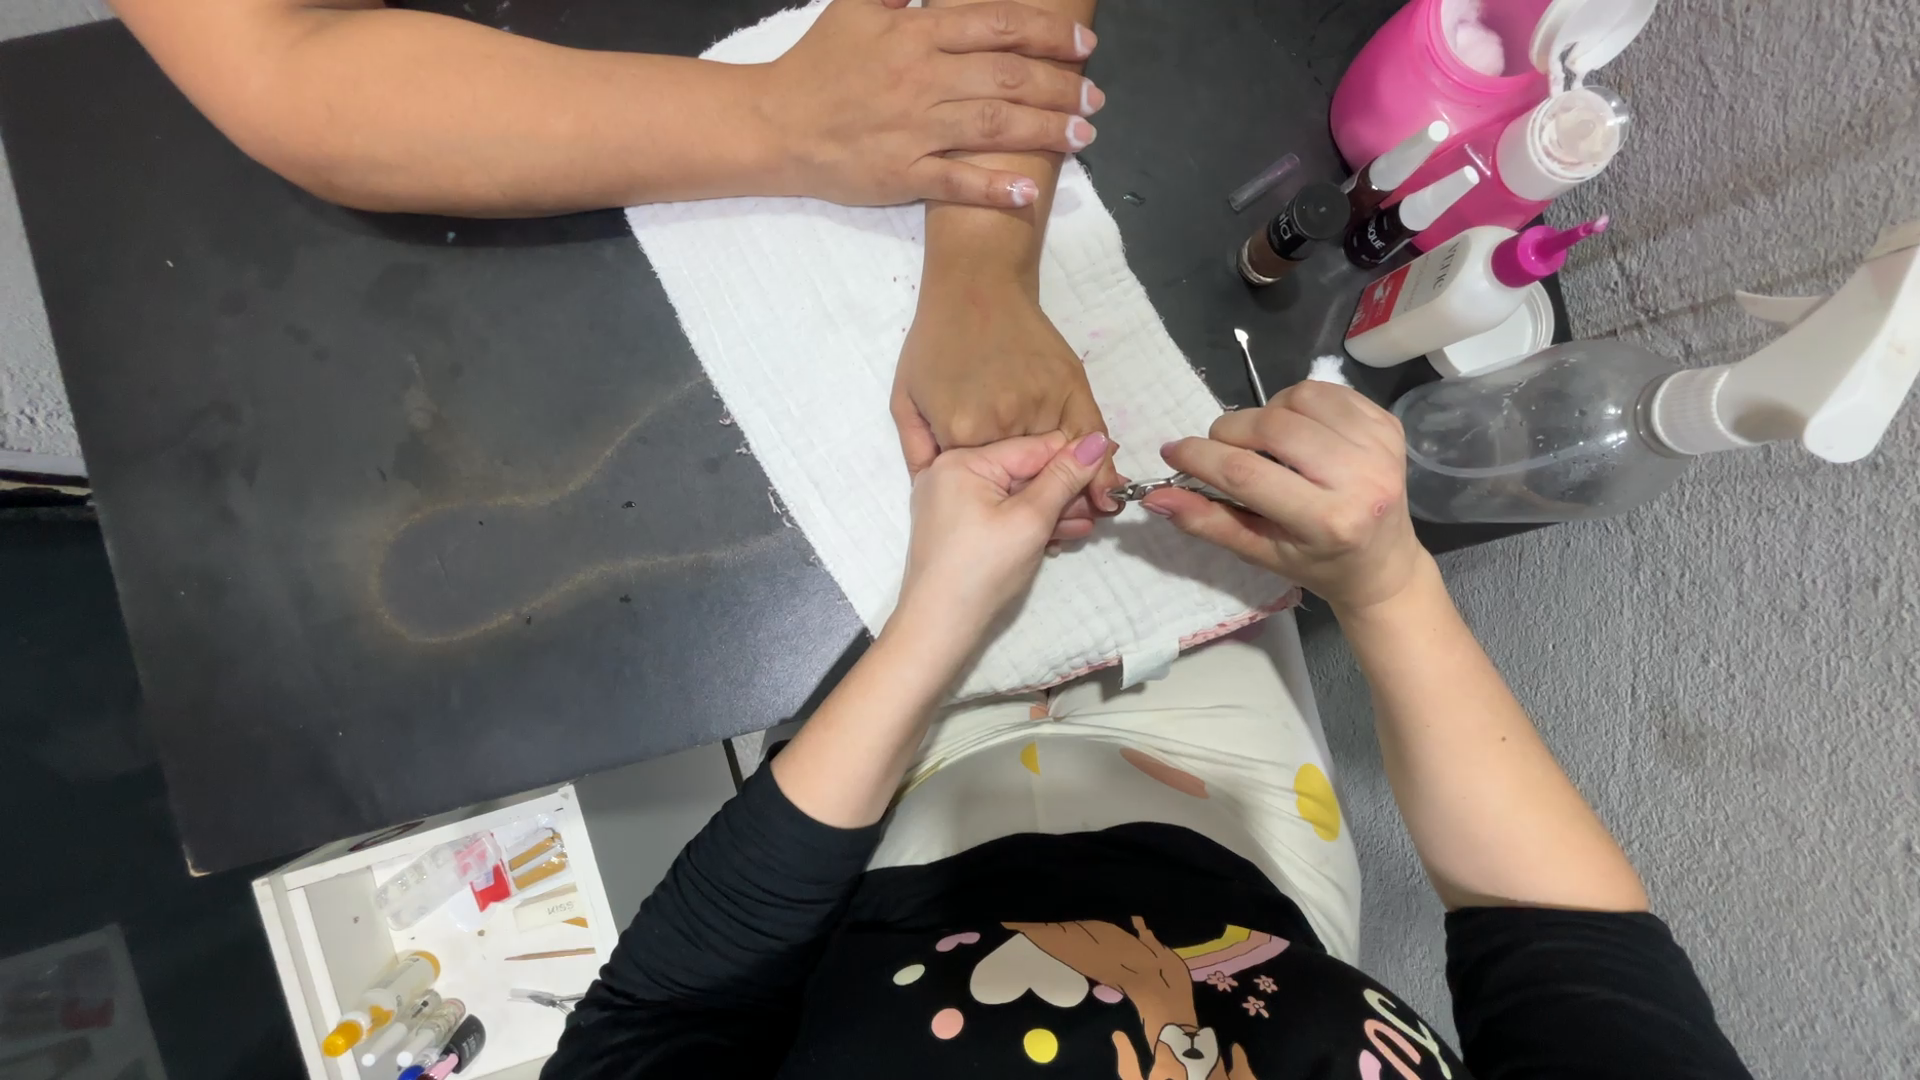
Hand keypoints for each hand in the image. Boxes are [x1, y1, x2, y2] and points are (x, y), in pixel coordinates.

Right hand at [759, 0, 1102, 207]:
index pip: (998, 27)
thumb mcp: (857, 6)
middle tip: (1094, 100)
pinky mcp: (904, 175)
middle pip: (1007, 77)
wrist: (779, 126)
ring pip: (993, 125)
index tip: (1083, 49)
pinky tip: (1029, 192)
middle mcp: (923, 78)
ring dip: (1044, 131)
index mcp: (917, 34)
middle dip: (1060, 86)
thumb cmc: (819, 67)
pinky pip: (957, 181)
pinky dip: (994, 187)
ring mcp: (915, 129)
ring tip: (1082, 137)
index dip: (1047, 36)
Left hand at [892, 277, 1120, 531]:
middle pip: (1031, 483)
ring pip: (1061, 464)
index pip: (992, 493)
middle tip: (1065, 528)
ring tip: (1086, 512)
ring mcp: (1039, 403)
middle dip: (1050, 510)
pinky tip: (1104, 486)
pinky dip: (1097, 462)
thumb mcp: (906, 399)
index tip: (1027, 534)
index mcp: (963, 434)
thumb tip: (933, 490)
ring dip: (1076, 493)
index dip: (1013, 513)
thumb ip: (918, 451)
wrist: (974, 281)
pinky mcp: (1069, 385)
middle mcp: (1004, 423)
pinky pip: (1087, 434)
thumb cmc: (935, 342)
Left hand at [894, 430, 1108, 651]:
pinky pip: (1001, 512)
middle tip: (1107, 503)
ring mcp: (952, 501)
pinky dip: (1031, 522)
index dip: (1076, 458)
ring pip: (1015, 494)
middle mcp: (951, 472)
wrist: (939, 627)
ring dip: (1055, 508)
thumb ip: (1064, 478)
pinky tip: (1067, 532)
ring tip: (1094, 520)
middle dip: (1067, 488)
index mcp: (962, 461)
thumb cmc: (982, 571)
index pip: (1033, 447)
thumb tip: (1098, 440)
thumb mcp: (1030, 520)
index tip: (1113, 471)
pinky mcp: (959, 526)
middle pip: (1024, 469)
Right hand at [1143, 381, 1428, 614]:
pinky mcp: (1388, 424)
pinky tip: (1293, 429)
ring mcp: (1379, 446)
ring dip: (1263, 414)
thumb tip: (1155, 496)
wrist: (1383, 563)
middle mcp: (1361, 479)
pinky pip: (1325, 390)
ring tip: (1260, 441)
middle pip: (1272, 429)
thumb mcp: (1256, 552)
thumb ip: (1206, 521)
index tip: (1172, 452)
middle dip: (1228, 432)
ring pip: (1297, 399)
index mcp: (1327, 522)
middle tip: (1216, 448)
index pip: (1247, 474)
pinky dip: (1294, 402)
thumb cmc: (1314, 564)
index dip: (1199, 457)